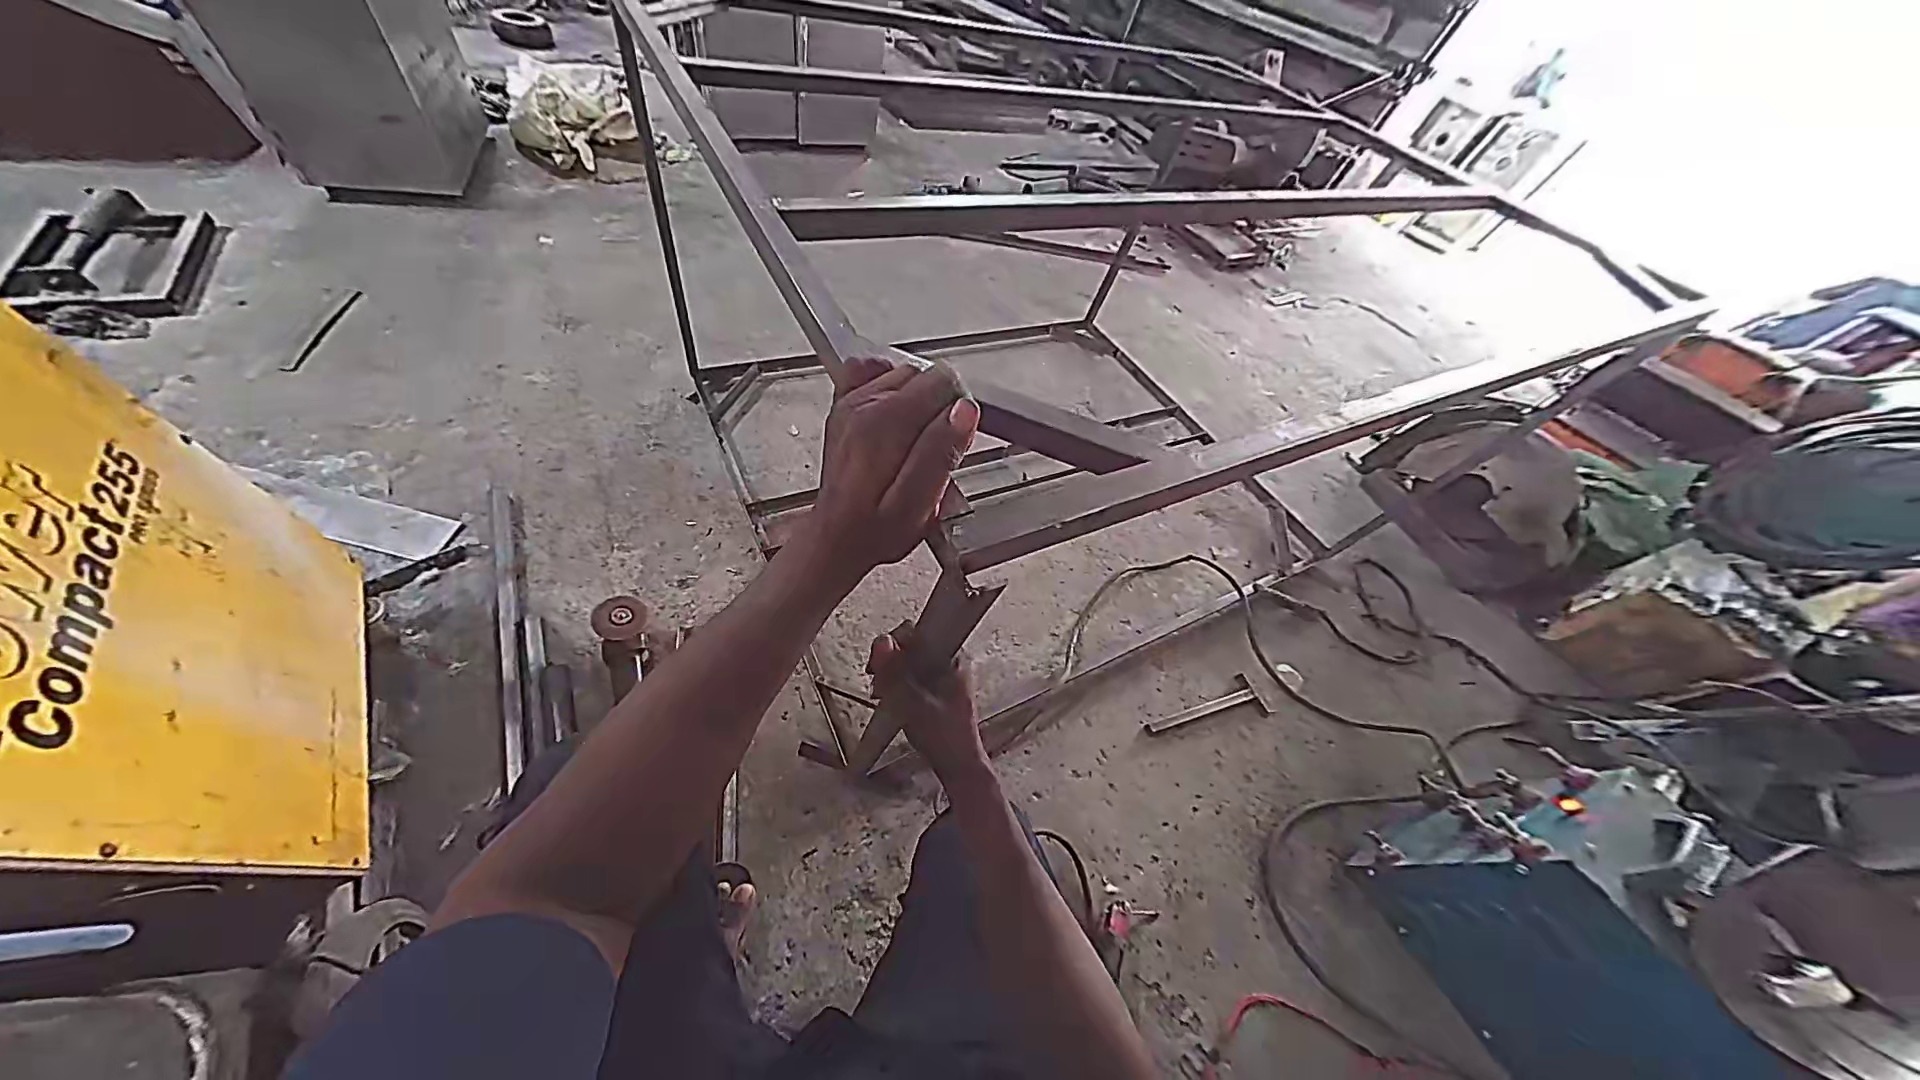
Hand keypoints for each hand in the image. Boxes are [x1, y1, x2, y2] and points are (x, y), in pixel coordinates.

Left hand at [808, 353, 979, 583]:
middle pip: (926, 377)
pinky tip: (896, 420)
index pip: (944, 382)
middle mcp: (865, 405)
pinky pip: (872, 373)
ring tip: (915, 444)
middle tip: (935, 452)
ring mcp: (852, 403)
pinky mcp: (846, 408)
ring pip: (905, 376)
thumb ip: (942, 452)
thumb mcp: (919, 504)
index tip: (954, 444)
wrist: (836, 538)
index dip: (959, 414)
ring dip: (920, 404)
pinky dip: (891, 389)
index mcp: (886, 423)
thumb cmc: (874, 529)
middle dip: (941, 409)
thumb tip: (964, 411)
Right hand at [867, 622, 990, 789]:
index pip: (917, 632)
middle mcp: (950, 659)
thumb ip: (895, 673)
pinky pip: (913, 674)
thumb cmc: (944, 737)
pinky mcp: (938, 687)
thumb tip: (882, 642)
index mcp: (952, 656)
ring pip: (909, 660)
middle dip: (889, 662)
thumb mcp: (912, 703)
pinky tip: (890, 699)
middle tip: (878, 686)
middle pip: (911, 645)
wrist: (959, 767)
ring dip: (891, 674)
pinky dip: (898, 684)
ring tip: (882, 695)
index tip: (876, 665)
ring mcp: (944, 673)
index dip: (892, 645)